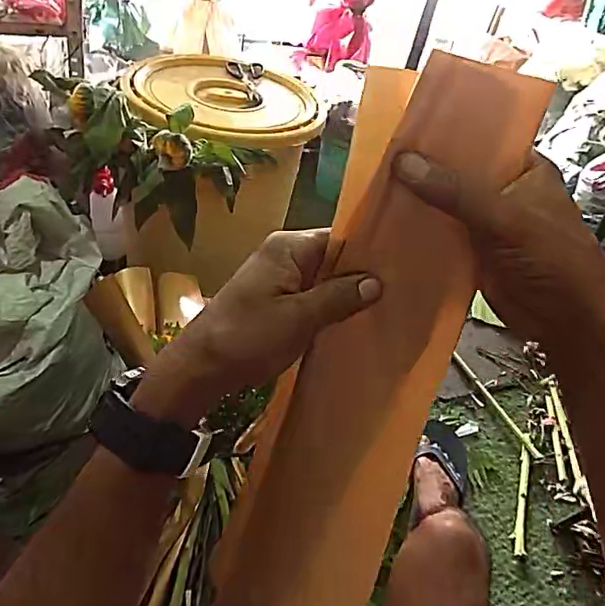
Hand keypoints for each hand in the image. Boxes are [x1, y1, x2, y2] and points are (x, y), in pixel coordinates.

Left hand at [132, 230, 380, 424]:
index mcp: (288, 248)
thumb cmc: (247, 338)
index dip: (369, 251)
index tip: (403, 266)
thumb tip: (376, 282)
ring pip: (325, 280)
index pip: (340, 237)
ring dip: (347, 295)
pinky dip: (330, 308)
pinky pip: (312, 297)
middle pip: (334, 258)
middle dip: (362, 275)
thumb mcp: (298, 319)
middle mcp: (284, 255)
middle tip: (403, 291)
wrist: (201, 368)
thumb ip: (337, 297)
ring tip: (387, 307)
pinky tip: (354, 322)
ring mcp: (279, 278)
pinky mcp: (277, 301)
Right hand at [392, 149, 604, 368]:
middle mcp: (502, 192)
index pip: (481, 139)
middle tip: (377, 154)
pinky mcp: (471, 252)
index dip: (446, 131)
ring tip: (373, 184)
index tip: (403, 125)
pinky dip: (417, 231)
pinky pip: (439, 235)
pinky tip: (385, 222)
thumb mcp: (508, 218)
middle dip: (422, 167)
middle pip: (455, 173)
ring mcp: (485, 223)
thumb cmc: (556, 260)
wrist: (568, 323)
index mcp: (523, 170)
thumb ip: (457, 192)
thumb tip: (405, 162)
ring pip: (443, 205)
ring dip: (416, 200)